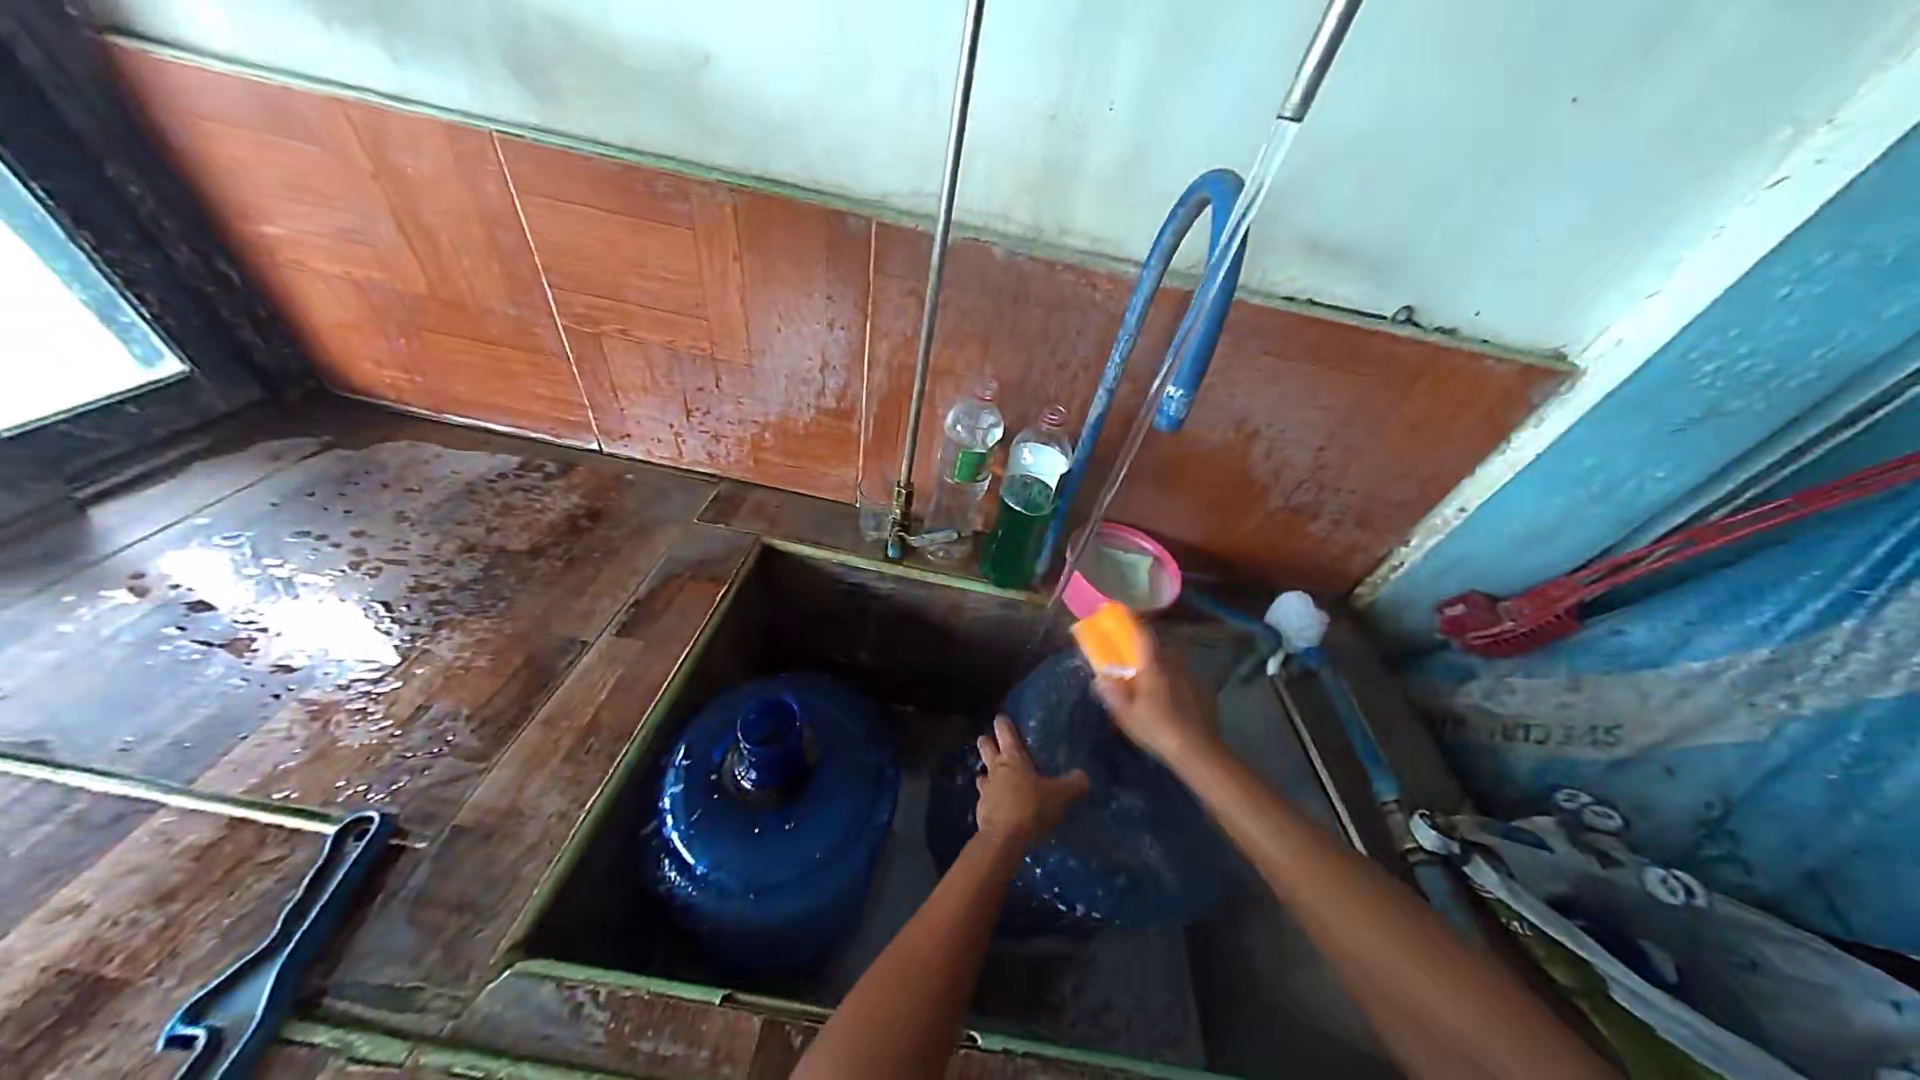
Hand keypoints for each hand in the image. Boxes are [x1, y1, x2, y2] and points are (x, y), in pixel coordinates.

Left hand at [974, 716, 1088, 847]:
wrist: (1004, 839)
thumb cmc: (1032, 808)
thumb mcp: (1060, 796)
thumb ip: (1073, 784)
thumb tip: (1083, 776)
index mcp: (1013, 758)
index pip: (1005, 732)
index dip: (1003, 722)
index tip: (1001, 717)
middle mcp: (996, 769)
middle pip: (986, 748)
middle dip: (987, 742)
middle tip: (989, 740)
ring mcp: (986, 789)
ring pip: (983, 774)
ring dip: (987, 773)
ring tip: (993, 776)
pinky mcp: (981, 809)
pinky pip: (985, 798)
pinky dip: (990, 799)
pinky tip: (998, 805)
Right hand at [1091, 627, 1218, 765]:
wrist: (1197, 750)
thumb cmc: (1156, 729)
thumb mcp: (1125, 715)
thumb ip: (1112, 693)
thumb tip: (1101, 677)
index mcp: (1153, 666)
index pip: (1143, 635)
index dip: (1133, 621)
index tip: (1123, 612)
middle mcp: (1174, 665)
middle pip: (1159, 648)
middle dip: (1147, 651)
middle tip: (1136, 662)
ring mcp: (1192, 677)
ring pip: (1173, 664)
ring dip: (1163, 668)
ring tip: (1154, 684)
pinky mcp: (1204, 691)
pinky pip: (1185, 679)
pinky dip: (1176, 683)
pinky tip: (1173, 701)